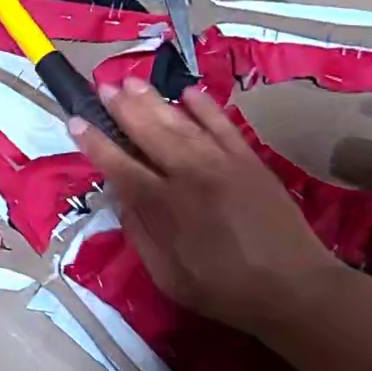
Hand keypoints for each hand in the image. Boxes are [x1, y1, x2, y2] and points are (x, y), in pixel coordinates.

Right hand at [69, 78, 351, 335]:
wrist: (294, 287)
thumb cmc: (225, 290)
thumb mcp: (169, 277)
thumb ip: (141, 235)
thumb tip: (120, 198)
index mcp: (166, 207)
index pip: (121, 167)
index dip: (96, 144)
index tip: (76, 122)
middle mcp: (191, 175)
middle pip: (150, 133)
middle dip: (123, 108)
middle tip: (104, 85)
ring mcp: (223, 162)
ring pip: (182, 122)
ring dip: (155, 100)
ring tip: (133, 80)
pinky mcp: (249, 160)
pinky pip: (223, 125)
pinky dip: (205, 106)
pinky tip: (187, 91)